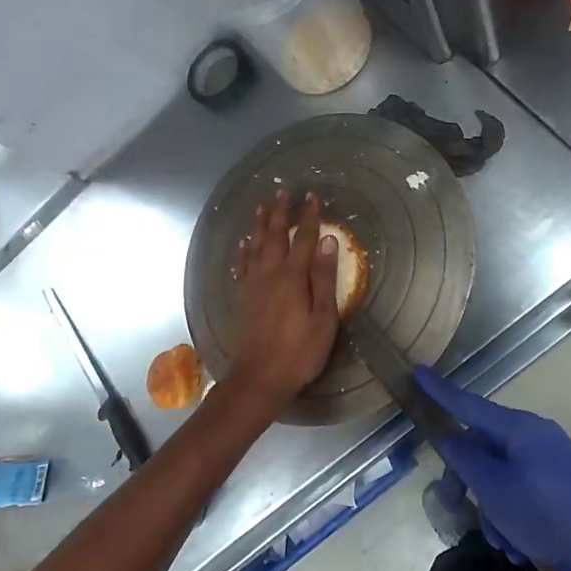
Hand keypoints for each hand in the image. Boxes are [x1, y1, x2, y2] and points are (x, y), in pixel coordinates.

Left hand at [228, 190, 339, 403]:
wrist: (260, 378)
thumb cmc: (299, 352)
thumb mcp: (323, 318)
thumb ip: (324, 278)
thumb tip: (328, 241)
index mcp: (292, 277)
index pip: (303, 239)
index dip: (308, 217)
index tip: (311, 196)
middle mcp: (269, 274)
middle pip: (275, 237)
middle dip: (280, 214)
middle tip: (282, 193)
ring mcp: (252, 286)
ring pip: (255, 247)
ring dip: (259, 226)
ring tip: (261, 207)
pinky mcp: (243, 299)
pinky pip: (242, 265)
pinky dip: (244, 250)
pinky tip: (244, 243)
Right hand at [414, 367, 570, 570]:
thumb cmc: (548, 515)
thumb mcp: (495, 490)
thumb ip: (465, 460)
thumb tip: (450, 438)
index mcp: (520, 429)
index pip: (470, 405)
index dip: (441, 392)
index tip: (418, 373)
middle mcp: (536, 438)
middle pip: (483, 449)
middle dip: (467, 482)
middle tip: (454, 507)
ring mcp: (553, 462)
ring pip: (501, 477)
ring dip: (493, 510)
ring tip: (504, 543)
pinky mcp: (564, 487)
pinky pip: (524, 493)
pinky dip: (515, 518)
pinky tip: (521, 548)